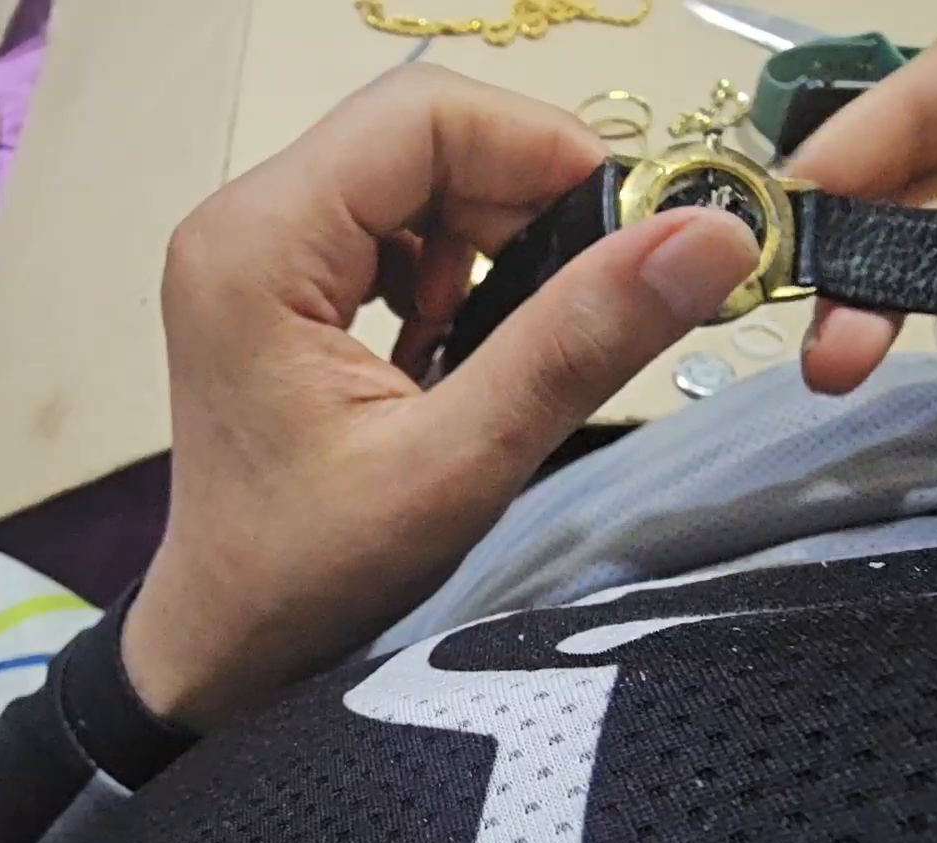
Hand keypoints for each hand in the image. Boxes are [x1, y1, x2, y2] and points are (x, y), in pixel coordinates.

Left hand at [121, 65, 758, 727]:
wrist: (230, 631)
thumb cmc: (310, 573)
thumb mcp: (452, 467)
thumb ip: (573, 346)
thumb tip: (706, 238)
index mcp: (257, 249)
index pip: (421, 117)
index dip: (541, 153)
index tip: (623, 233)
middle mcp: (237, 230)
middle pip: (411, 142)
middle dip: (515, 201)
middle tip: (576, 294)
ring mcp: (247, 260)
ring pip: (402, 185)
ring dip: (479, 242)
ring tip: (499, 339)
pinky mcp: (267, 294)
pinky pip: (377, 236)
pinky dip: (439, 275)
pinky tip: (446, 348)